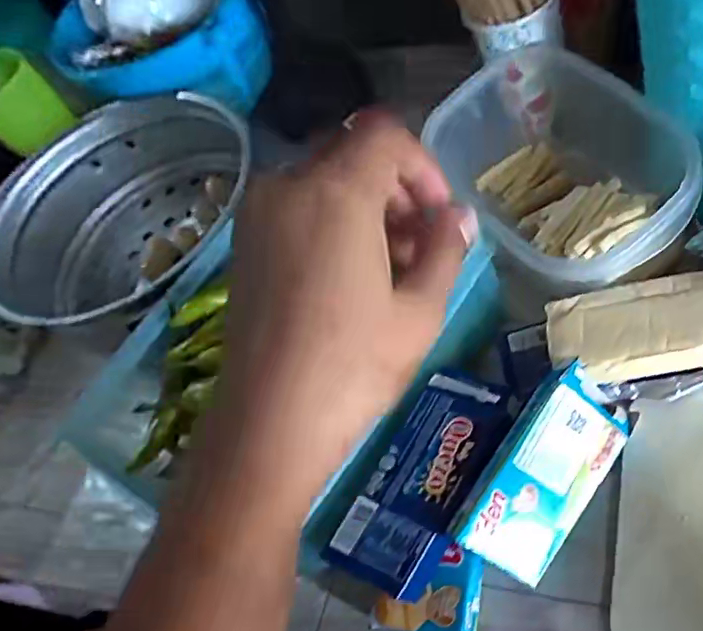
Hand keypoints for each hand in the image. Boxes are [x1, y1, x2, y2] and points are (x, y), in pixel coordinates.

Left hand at [201, 110, 475, 510]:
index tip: (441, 219)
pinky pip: (294, 214)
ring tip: (388, 274)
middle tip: (419, 249)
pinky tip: (348, 285)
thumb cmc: (354, 370)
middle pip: (350, 156)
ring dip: (362, 212)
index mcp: (336, 191)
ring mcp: (257, 217)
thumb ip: (445, 253)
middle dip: (394, 191)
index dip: (424, 168)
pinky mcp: (243, 250)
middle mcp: (287, 186)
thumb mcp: (419, 315)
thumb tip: (459, 219)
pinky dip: (328, 229)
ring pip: (320, 186)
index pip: (385, 135)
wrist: (272, 423)